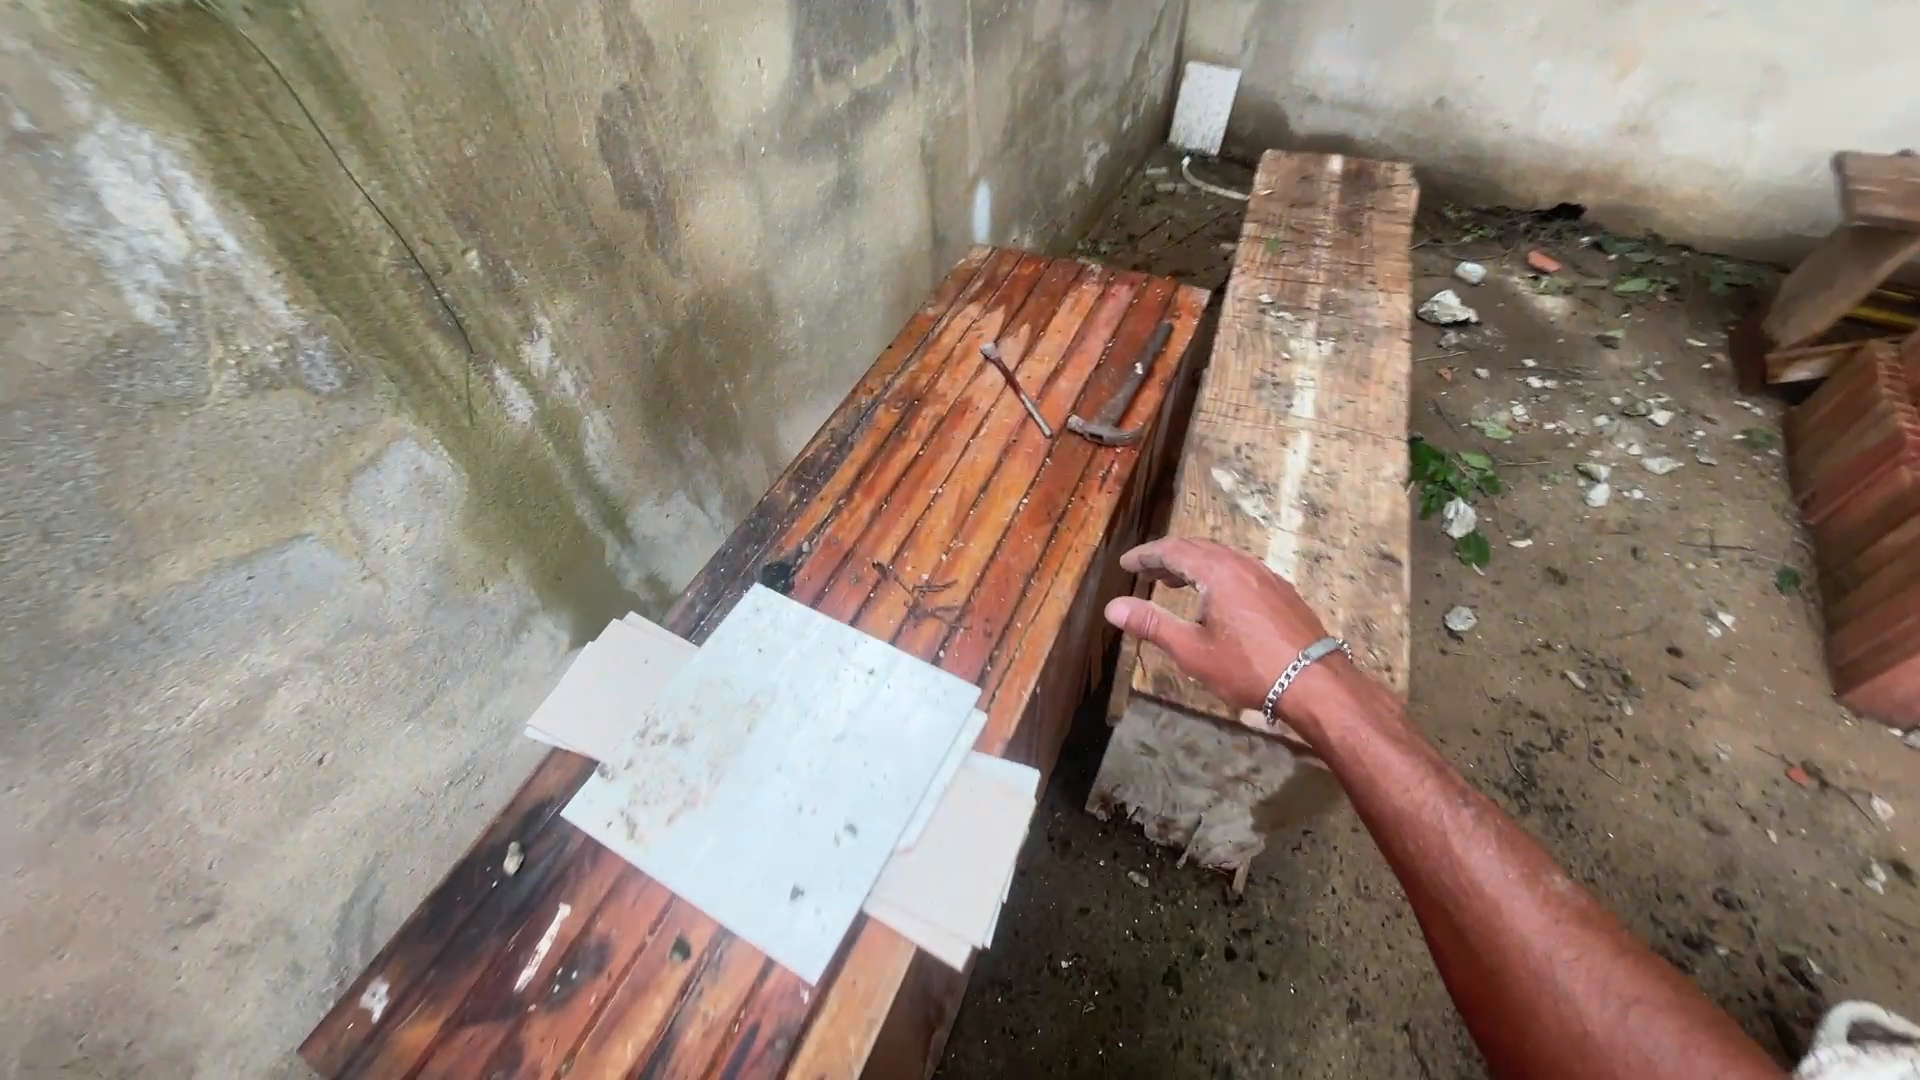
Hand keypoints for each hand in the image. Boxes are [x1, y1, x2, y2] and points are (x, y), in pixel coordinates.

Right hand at [1103, 537, 1342, 725]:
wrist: (1316, 684)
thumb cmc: (1248, 667)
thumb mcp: (1192, 650)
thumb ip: (1151, 624)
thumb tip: (1112, 607)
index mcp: (1218, 572)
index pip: (1173, 550)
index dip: (1145, 555)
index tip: (1125, 564)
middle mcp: (1243, 565)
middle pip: (1198, 549)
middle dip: (1167, 558)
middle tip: (1145, 572)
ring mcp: (1267, 577)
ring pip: (1222, 559)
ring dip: (1193, 565)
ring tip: (1174, 584)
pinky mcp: (1282, 592)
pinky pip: (1240, 571)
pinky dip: (1217, 575)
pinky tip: (1216, 599)